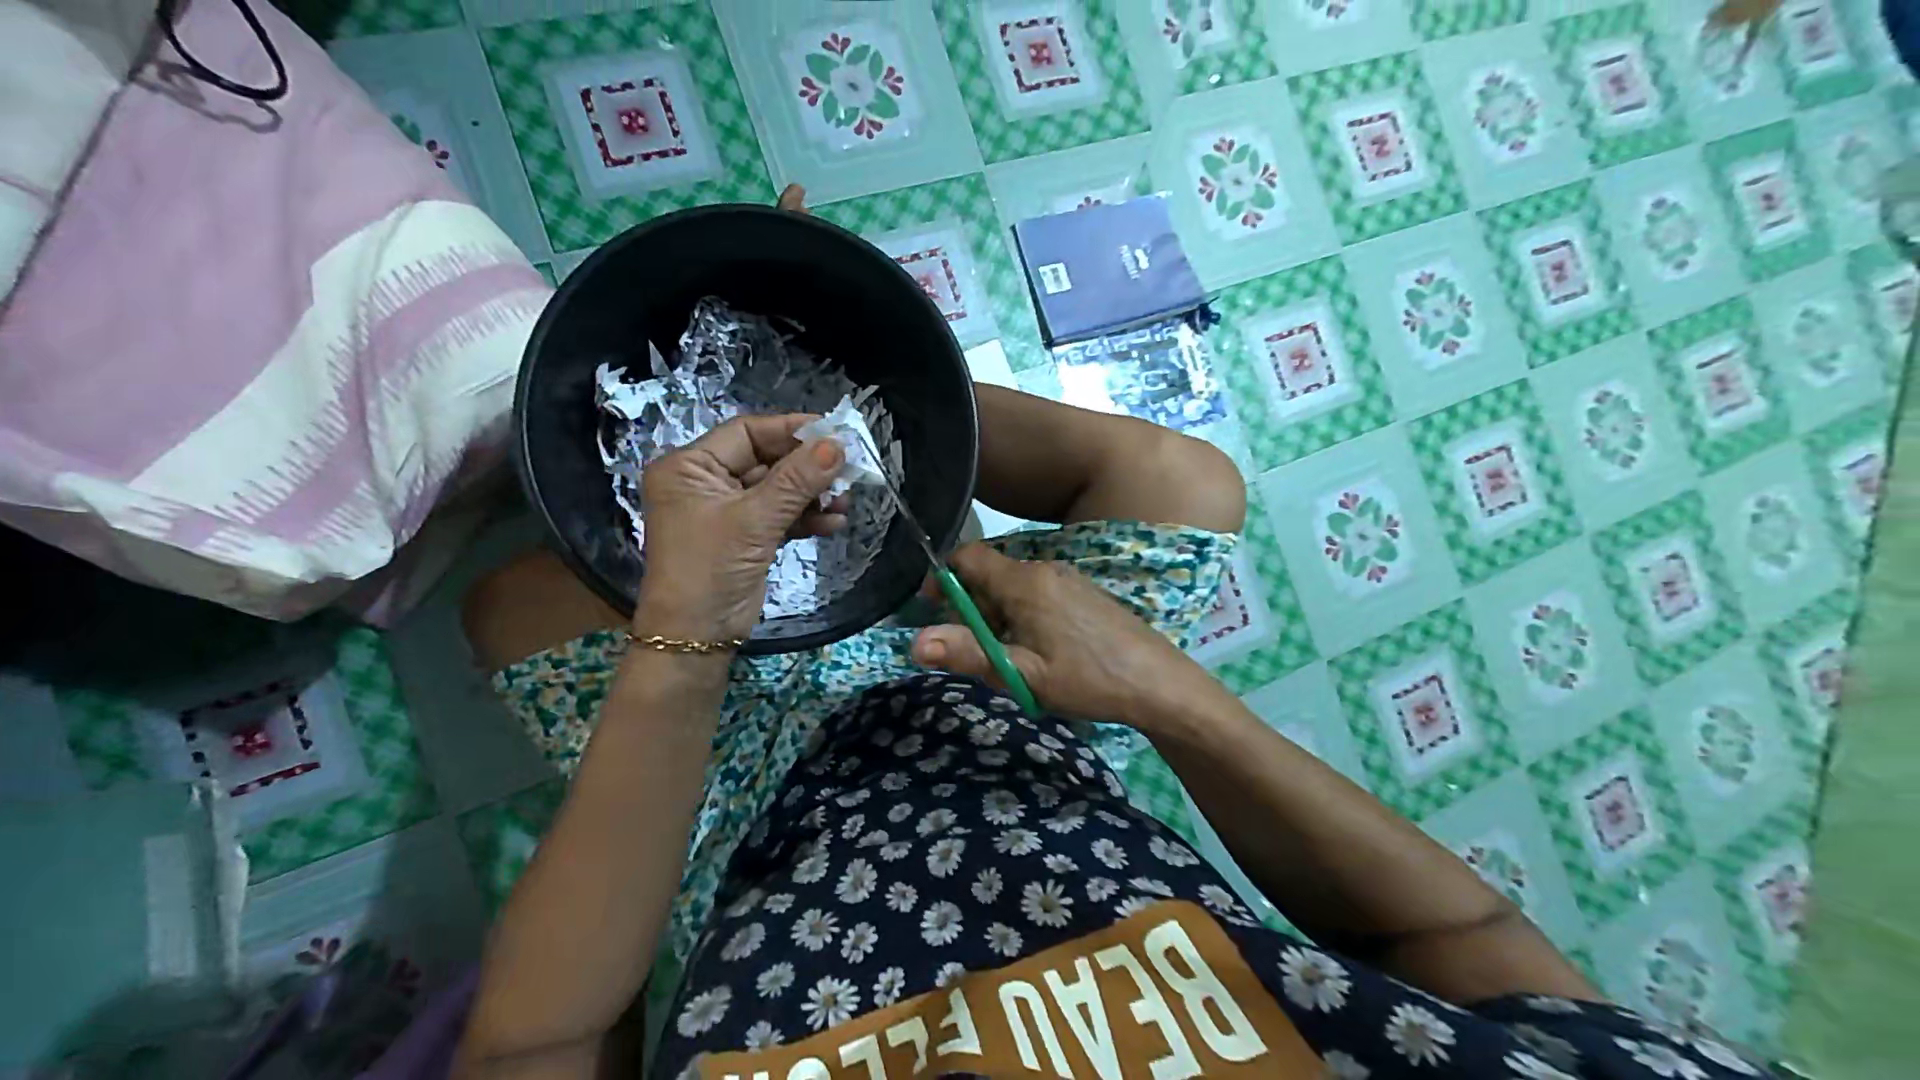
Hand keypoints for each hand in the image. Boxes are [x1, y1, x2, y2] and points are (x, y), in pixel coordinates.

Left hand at [634, 414, 846, 642]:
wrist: (696, 637)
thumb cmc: (711, 568)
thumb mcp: (755, 519)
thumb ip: (797, 480)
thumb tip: (837, 445)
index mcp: (690, 466)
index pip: (746, 432)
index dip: (791, 430)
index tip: (834, 432)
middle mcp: (705, 482)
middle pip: (766, 459)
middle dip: (807, 467)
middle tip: (848, 467)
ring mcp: (727, 510)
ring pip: (778, 489)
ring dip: (812, 494)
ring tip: (844, 501)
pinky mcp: (745, 535)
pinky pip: (780, 514)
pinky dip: (805, 517)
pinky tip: (833, 522)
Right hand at [909, 544, 1218, 729]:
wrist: (1159, 684)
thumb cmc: (1088, 679)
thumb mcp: (1023, 674)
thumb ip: (969, 654)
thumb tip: (914, 642)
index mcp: (1025, 582)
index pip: (967, 557)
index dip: (942, 578)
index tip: (929, 610)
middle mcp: (1044, 570)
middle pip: (988, 574)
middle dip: (969, 607)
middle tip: (972, 649)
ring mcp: (1067, 580)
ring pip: (1012, 587)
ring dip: (996, 616)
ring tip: (1007, 658)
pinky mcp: (1082, 594)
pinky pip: (1036, 594)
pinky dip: (1021, 616)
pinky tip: (1037, 652)